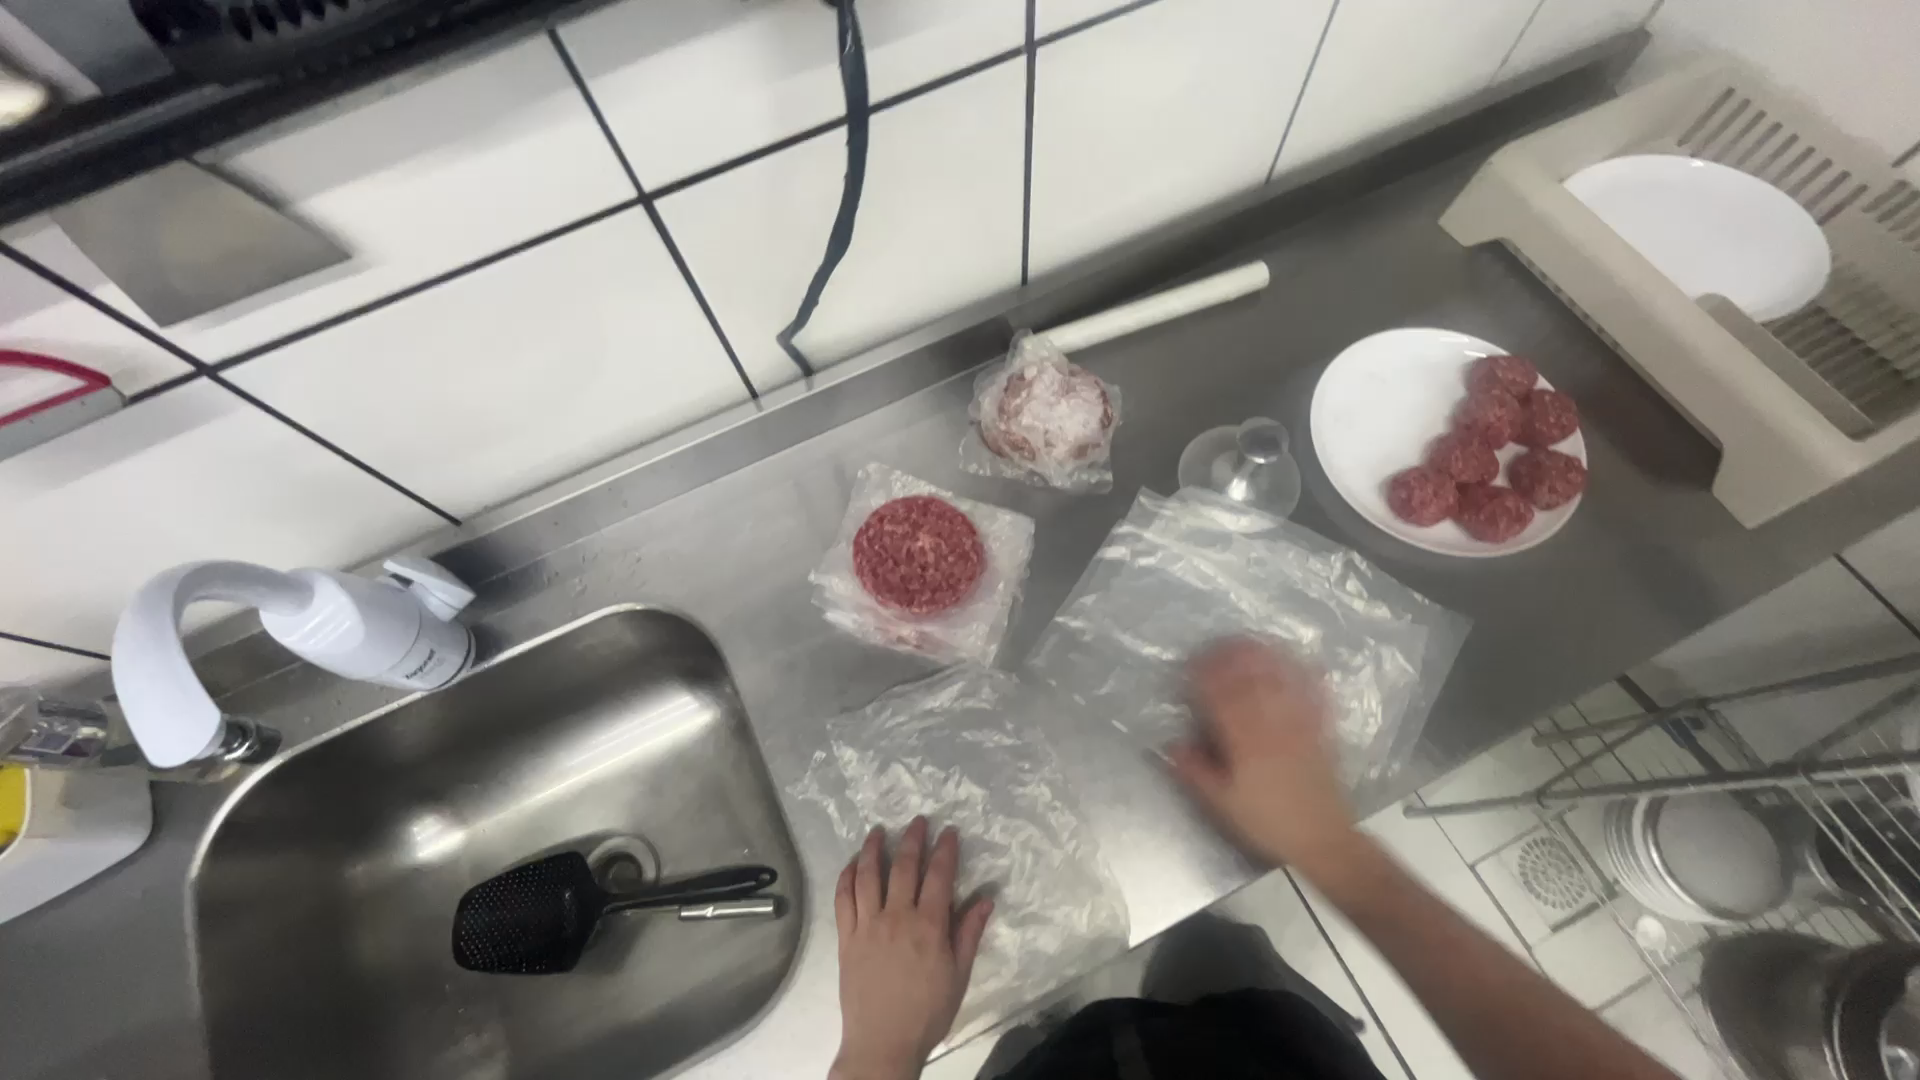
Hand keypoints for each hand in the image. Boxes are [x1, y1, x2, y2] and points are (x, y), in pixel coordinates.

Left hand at [831, 817, 993, 1079]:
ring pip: (868, 875)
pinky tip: (851, 864)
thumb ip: (969, 933)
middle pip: (903, 866)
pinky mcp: (847, 938)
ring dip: (873, 848)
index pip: (939, 876)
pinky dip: (846, 877)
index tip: (949, 831)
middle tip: (918, 820)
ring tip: (878, 831)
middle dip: (913, 839)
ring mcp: (868, 925)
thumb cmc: (927, 1013)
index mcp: (928, 926)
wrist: (882, 1045)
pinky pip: (843, 899)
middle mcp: (897, 917)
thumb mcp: (958, 975)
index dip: (945, 850)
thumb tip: (986, 899)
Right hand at [1168, 637, 1361, 875]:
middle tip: (1219, 642)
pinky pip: (1313, 697)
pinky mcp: (1321, 732)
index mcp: (1245, 742)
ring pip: (1281, 683)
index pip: (1222, 698)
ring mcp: (1300, 726)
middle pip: (1251, 682)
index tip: (1193, 662)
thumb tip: (1172, 744)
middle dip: (1234, 659)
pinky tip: (1302, 662)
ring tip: (1251, 642)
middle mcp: (1272, 727)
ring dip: (1266, 659)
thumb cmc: (1266, 821)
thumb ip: (1195, 771)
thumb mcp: (1221, 803)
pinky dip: (1306, 676)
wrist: (1321, 840)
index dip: (1207, 676)